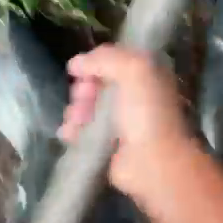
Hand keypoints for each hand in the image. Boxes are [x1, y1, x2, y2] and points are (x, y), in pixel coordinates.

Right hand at [57, 44, 197, 196]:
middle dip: (83, 88)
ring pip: (87, 106)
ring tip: (74, 120)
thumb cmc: (146, 112)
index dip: (92, 63)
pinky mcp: (108, 145)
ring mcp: (120, 120)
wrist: (154, 163)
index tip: (78, 72)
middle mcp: (133, 94)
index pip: (111, 59)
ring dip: (76, 110)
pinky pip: (84, 130)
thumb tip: (76, 64)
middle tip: (80, 98)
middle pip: (96, 82)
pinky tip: (69, 133)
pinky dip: (73, 129)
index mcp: (144, 73)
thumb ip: (103, 58)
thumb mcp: (132, 69)